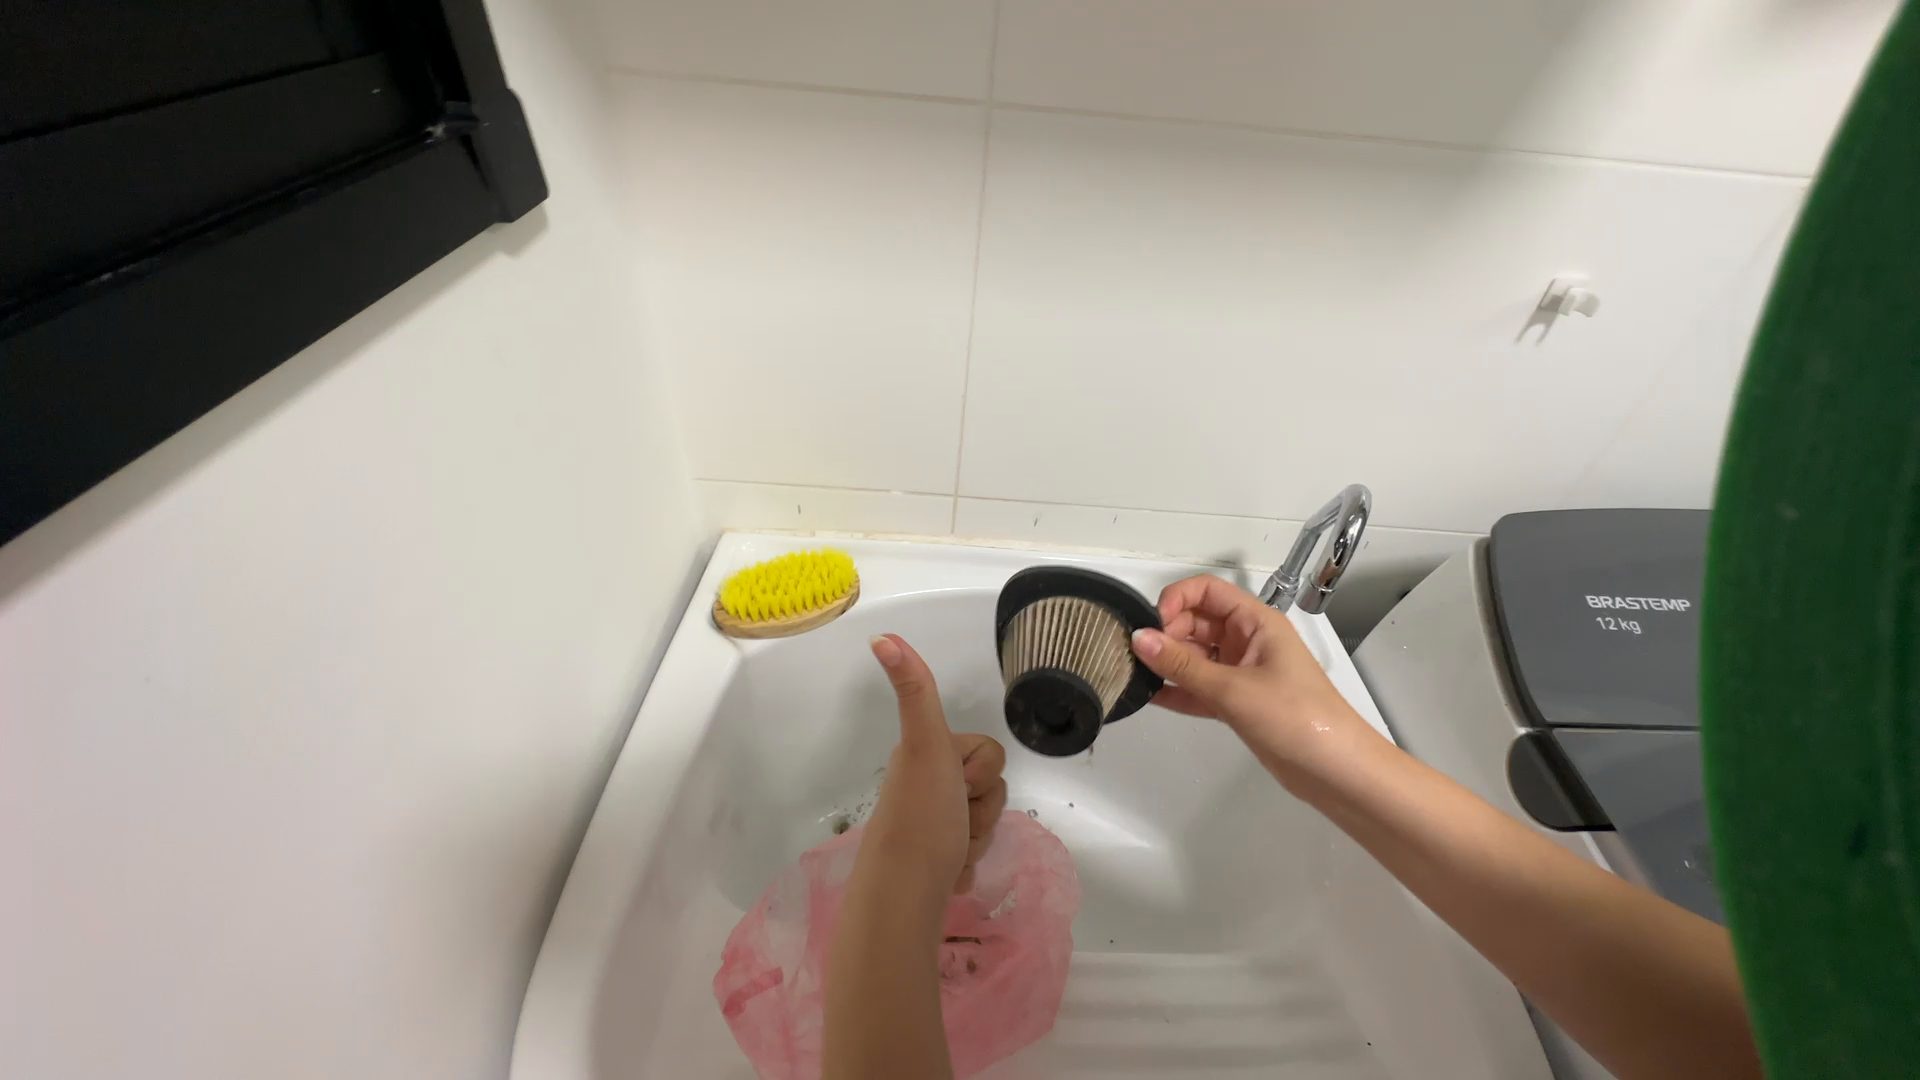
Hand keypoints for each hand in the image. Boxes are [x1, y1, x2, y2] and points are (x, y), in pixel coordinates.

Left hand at [865, 634, 1008, 893]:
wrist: (905, 889)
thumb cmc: (921, 812)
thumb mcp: (924, 742)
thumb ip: (914, 687)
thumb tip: (880, 634)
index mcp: (926, 752)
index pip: (989, 753)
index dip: (981, 771)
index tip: (956, 783)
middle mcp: (928, 781)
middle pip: (991, 787)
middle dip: (983, 809)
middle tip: (955, 818)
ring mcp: (933, 820)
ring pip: (986, 819)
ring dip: (977, 837)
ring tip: (952, 847)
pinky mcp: (938, 857)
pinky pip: (974, 851)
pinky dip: (967, 864)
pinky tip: (951, 870)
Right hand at [1129, 574, 1377, 782]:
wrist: (1337, 772)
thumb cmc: (1295, 717)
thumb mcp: (1233, 688)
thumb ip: (1182, 665)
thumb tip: (1138, 638)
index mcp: (1255, 622)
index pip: (1206, 591)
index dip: (1176, 599)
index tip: (1152, 625)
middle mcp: (1247, 641)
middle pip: (1196, 622)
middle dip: (1166, 633)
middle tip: (1139, 656)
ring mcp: (1242, 672)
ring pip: (1194, 656)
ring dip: (1168, 663)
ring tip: (1135, 674)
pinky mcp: (1237, 702)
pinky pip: (1198, 687)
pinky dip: (1177, 690)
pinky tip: (1150, 697)